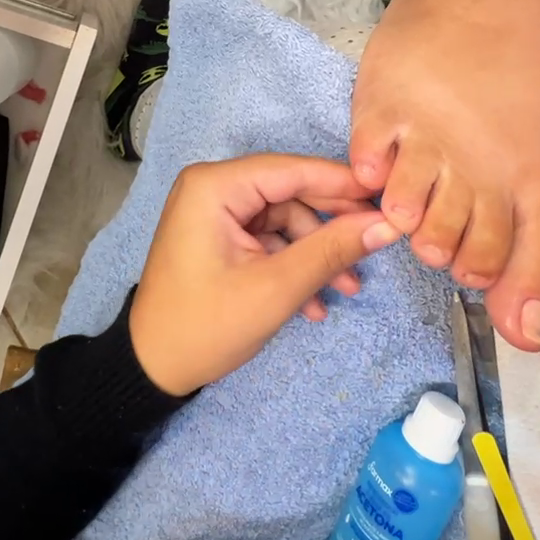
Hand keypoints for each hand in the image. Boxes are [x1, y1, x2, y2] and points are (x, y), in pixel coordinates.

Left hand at [128, 154, 399, 396]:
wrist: (151, 369)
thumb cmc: (205, 325)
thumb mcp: (275, 289)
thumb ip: (331, 251)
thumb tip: (385, 224)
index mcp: (215, 186)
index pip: (291, 170)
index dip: (342, 183)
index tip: (388, 195)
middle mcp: (213, 187)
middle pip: (289, 192)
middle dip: (331, 223)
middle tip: (378, 242)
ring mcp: (215, 212)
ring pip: (283, 218)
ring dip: (315, 252)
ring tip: (348, 288)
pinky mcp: (219, 236)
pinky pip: (267, 238)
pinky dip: (292, 263)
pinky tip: (315, 302)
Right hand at [352, 0, 539, 346]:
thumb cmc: (537, 60)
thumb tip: (523, 328)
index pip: (523, 271)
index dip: (499, 286)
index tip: (481, 270)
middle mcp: (485, 167)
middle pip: (455, 251)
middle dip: (449, 249)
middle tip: (445, 215)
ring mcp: (428, 132)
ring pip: (408, 218)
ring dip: (410, 214)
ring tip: (416, 186)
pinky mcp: (382, 99)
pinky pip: (367, 165)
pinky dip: (375, 171)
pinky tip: (388, 151)